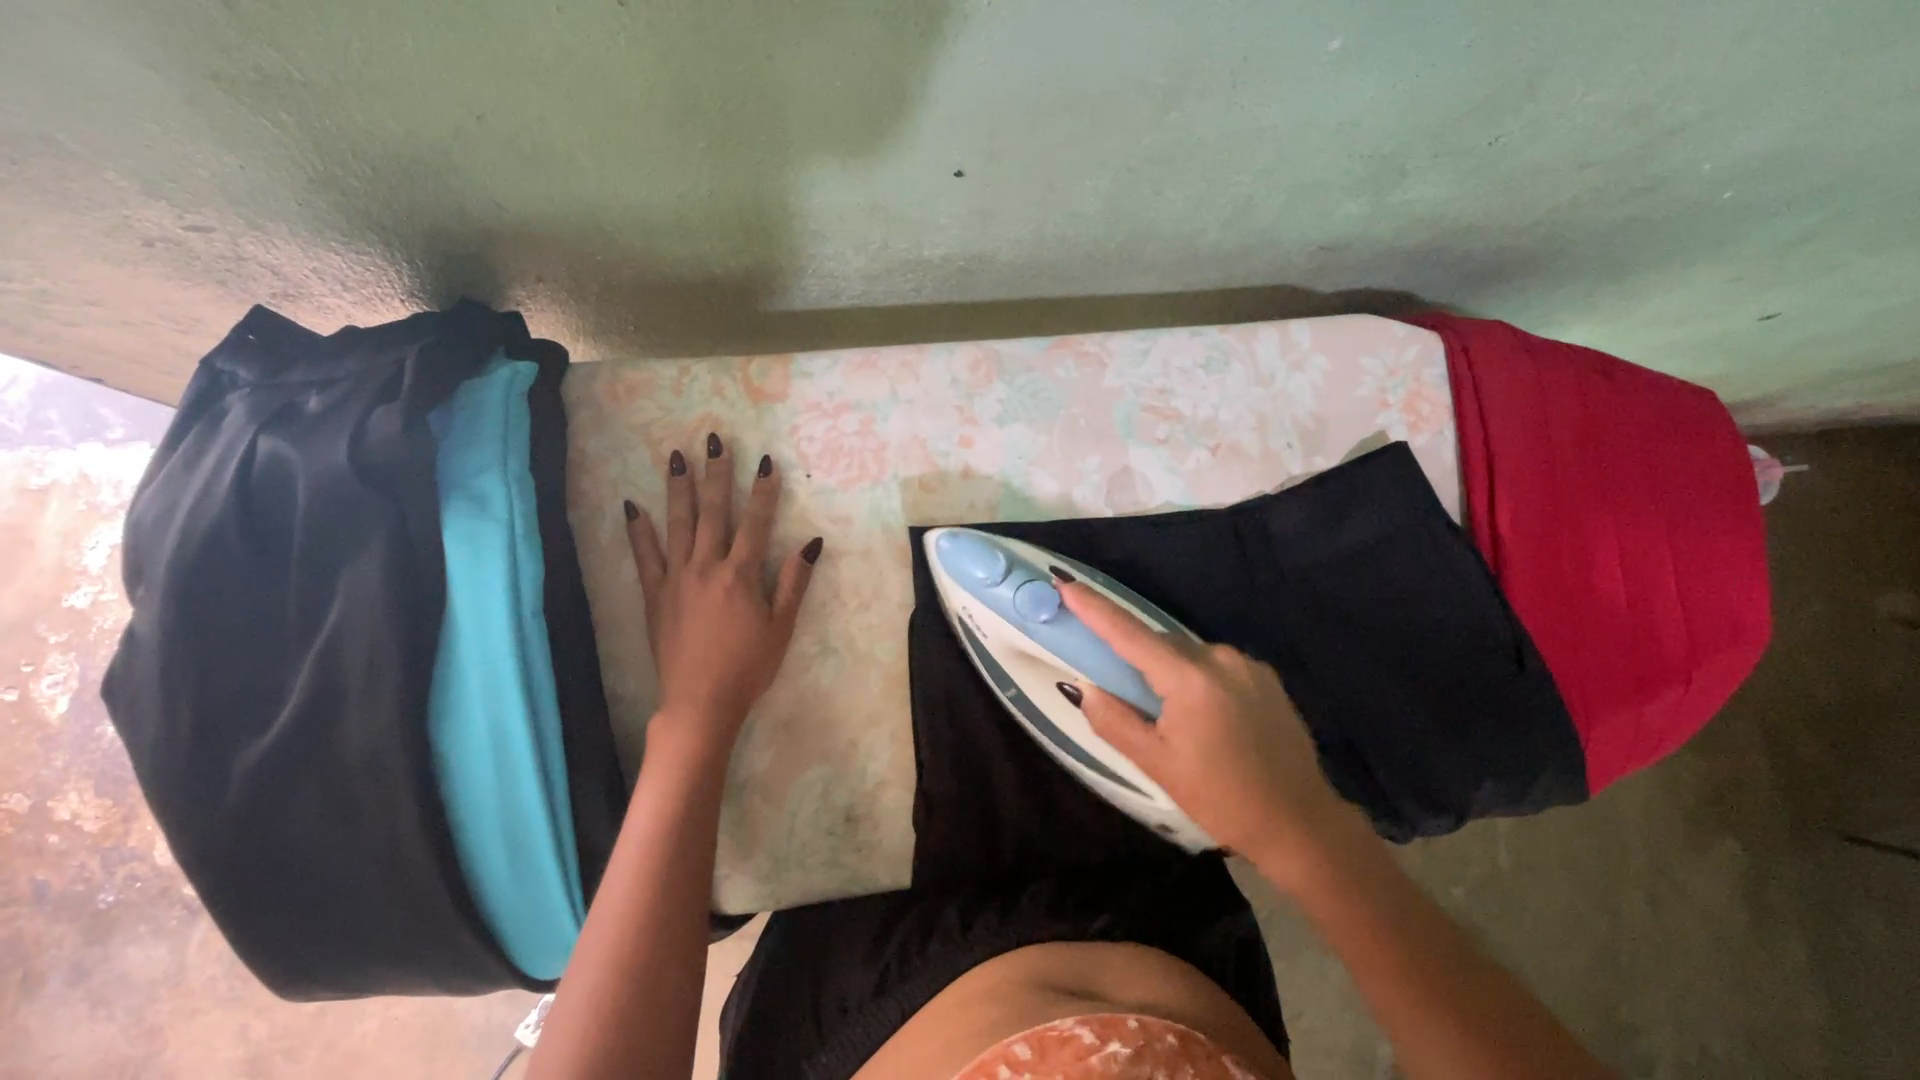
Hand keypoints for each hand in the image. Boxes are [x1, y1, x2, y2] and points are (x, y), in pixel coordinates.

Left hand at [624, 434, 821, 745]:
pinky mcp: (654, 595)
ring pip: (678, 524)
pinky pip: (644, 556)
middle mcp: (707, 567)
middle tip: (716, 440)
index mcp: (741, 575)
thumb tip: (811, 543)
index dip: (764, 491)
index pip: (756, 522)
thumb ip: (793, 582)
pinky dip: (638, 530)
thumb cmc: (748, 667)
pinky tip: (632, 505)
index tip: (767, 461)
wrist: (700, 701)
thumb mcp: (782, 627)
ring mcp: (676, 579)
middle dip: (717, 474)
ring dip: (679, 488)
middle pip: (714, 512)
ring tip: (678, 456)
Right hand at [1056, 582, 1363, 879]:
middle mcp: (1220, 659)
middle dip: (1134, 654)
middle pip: (1160, 643)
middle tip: (1114, 683)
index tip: (1066, 585)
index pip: (1130, 634)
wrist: (1300, 822)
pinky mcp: (1266, 678)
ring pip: (1188, 656)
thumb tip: (1085, 688)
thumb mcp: (1158, 765)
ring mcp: (1248, 666)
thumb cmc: (1222, 798)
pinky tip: (1203, 717)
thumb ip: (1115, 721)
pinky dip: (1196, 679)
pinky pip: (1215, 667)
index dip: (1095, 609)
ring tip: (1167, 716)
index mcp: (1190, 678)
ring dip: (1168, 672)